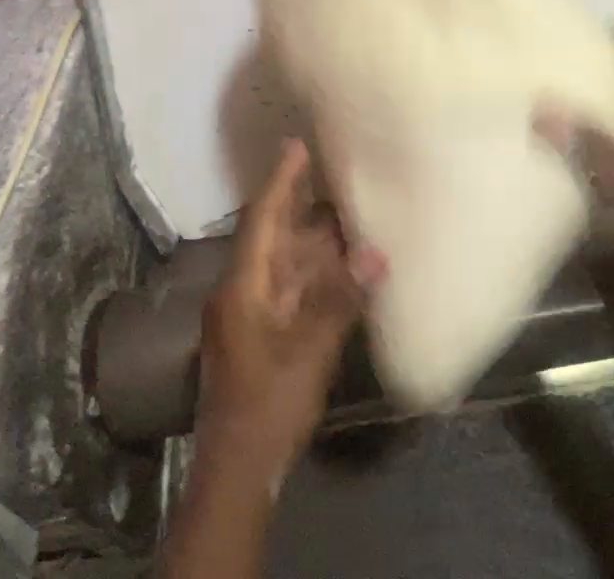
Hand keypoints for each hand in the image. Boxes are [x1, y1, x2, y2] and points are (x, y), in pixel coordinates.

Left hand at [198, 140, 374, 475]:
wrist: (239, 468)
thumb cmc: (268, 406)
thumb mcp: (308, 351)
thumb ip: (340, 299)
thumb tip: (374, 252)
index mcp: (242, 288)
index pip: (262, 220)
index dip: (281, 182)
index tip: (296, 145)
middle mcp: (242, 293)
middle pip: (273, 238)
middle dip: (300, 205)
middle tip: (332, 170)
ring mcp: (251, 317)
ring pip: (284, 265)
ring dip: (313, 241)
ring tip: (349, 211)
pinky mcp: (263, 337)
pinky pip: (290, 291)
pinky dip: (315, 275)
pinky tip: (343, 267)